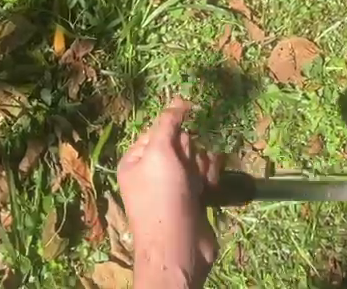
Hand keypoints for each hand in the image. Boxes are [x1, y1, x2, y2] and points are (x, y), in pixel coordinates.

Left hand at [117, 98, 218, 288]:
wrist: (180, 249)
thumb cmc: (163, 198)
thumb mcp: (160, 151)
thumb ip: (168, 121)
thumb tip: (178, 98)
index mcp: (136, 159)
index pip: (159, 129)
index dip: (172, 133)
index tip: (178, 143)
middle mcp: (153, 170)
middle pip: (180, 142)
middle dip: (189, 152)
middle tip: (187, 169)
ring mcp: (173, 185)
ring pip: (196, 156)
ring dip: (202, 164)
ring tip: (200, 183)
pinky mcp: (193, 196)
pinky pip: (205, 173)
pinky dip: (210, 176)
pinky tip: (210, 186)